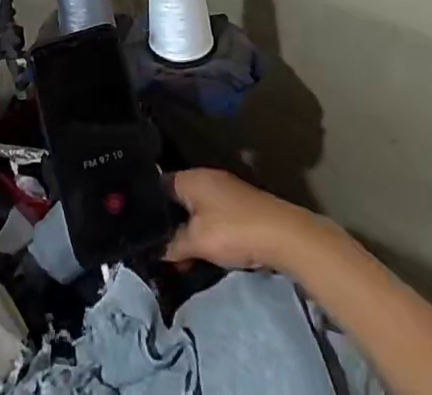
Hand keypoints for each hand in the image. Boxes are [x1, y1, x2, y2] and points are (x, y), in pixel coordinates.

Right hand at [163, 168, 339, 272]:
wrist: (289, 238)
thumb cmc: (234, 231)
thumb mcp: (197, 242)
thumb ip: (173, 245)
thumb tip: (156, 250)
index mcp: (190, 178)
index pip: (157, 186)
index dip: (147, 205)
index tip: (141, 226)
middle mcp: (206, 177)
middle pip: (179, 199)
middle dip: (170, 221)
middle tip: (161, 244)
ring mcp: (228, 190)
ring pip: (198, 209)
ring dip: (191, 229)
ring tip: (184, 254)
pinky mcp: (245, 206)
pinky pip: (215, 216)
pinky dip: (209, 230)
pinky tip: (208, 249)